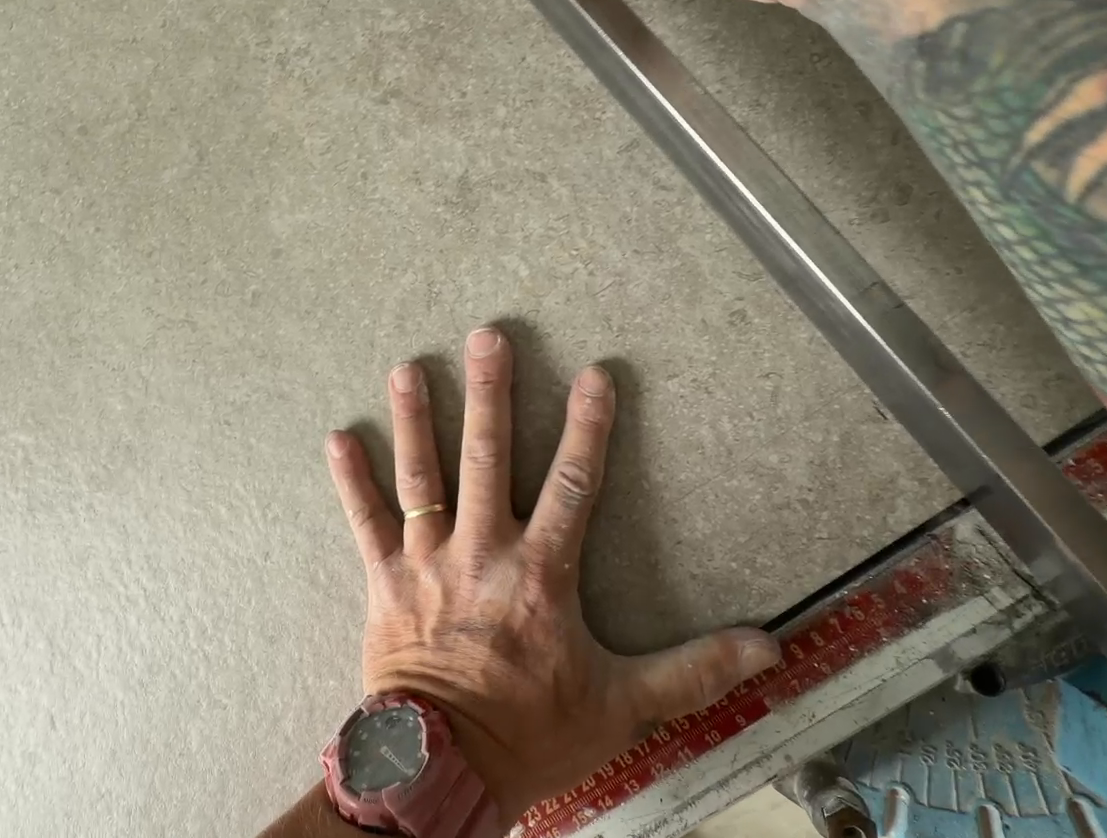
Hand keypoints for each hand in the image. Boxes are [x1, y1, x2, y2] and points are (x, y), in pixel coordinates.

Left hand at [324, 327, 780, 822]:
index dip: (587, 427)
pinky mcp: (386, 580)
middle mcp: (481, 551)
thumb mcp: (623, 704)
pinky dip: (350, 480)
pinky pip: (365, 521)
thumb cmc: (534, 731)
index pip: (572, 483)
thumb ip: (693, 671)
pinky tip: (337, 438)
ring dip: (414, 419)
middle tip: (486, 337)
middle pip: (486, 457)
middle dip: (488, 393)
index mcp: (539, 573)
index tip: (594, 375)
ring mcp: (428, 561)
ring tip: (408, 368)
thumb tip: (769, 649)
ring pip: (422, 476)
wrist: (444, 770)